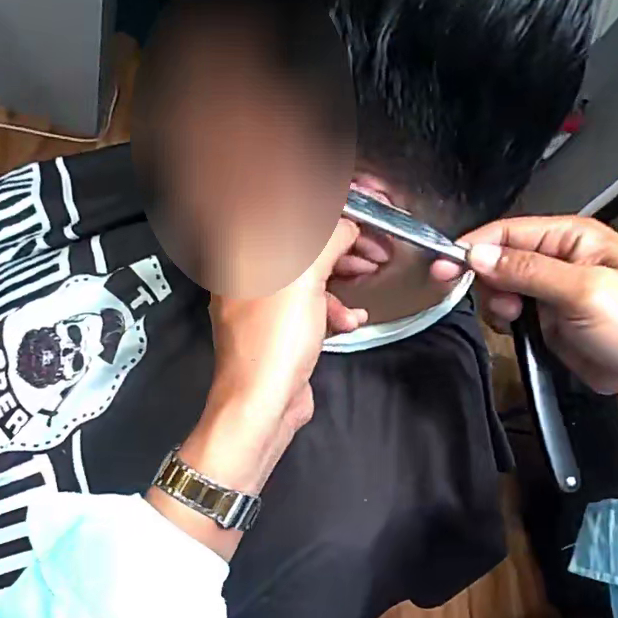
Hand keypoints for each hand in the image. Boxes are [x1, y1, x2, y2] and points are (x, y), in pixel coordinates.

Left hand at [151, 218, 361, 556]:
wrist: (262, 405)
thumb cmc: (272, 344)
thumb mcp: (304, 278)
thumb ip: (326, 239)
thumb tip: (343, 224)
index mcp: (244, 258)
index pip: (288, 218)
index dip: (328, 211)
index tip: (360, 213)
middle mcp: (247, 279)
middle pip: (299, 246)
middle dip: (340, 243)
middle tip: (373, 245)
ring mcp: (261, 309)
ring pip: (306, 277)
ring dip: (341, 275)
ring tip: (368, 276)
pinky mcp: (277, 334)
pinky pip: (307, 309)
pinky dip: (331, 308)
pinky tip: (350, 318)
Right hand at [431, 216, 617, 396]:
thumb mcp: (584, 292)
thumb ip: (527, 271)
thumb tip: (481, 254)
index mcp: (574, 238)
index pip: (508, 232)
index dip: (472, 249)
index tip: (443, 269)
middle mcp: (560, 259)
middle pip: (497, 260)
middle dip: (488, 283)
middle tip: (504, 307)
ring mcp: (552, 291)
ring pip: (499, 289)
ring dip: (497, 307)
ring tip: (519, 322)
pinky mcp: (546, 319)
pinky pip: (509, 315)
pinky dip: (505, 324)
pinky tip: (521, 332)